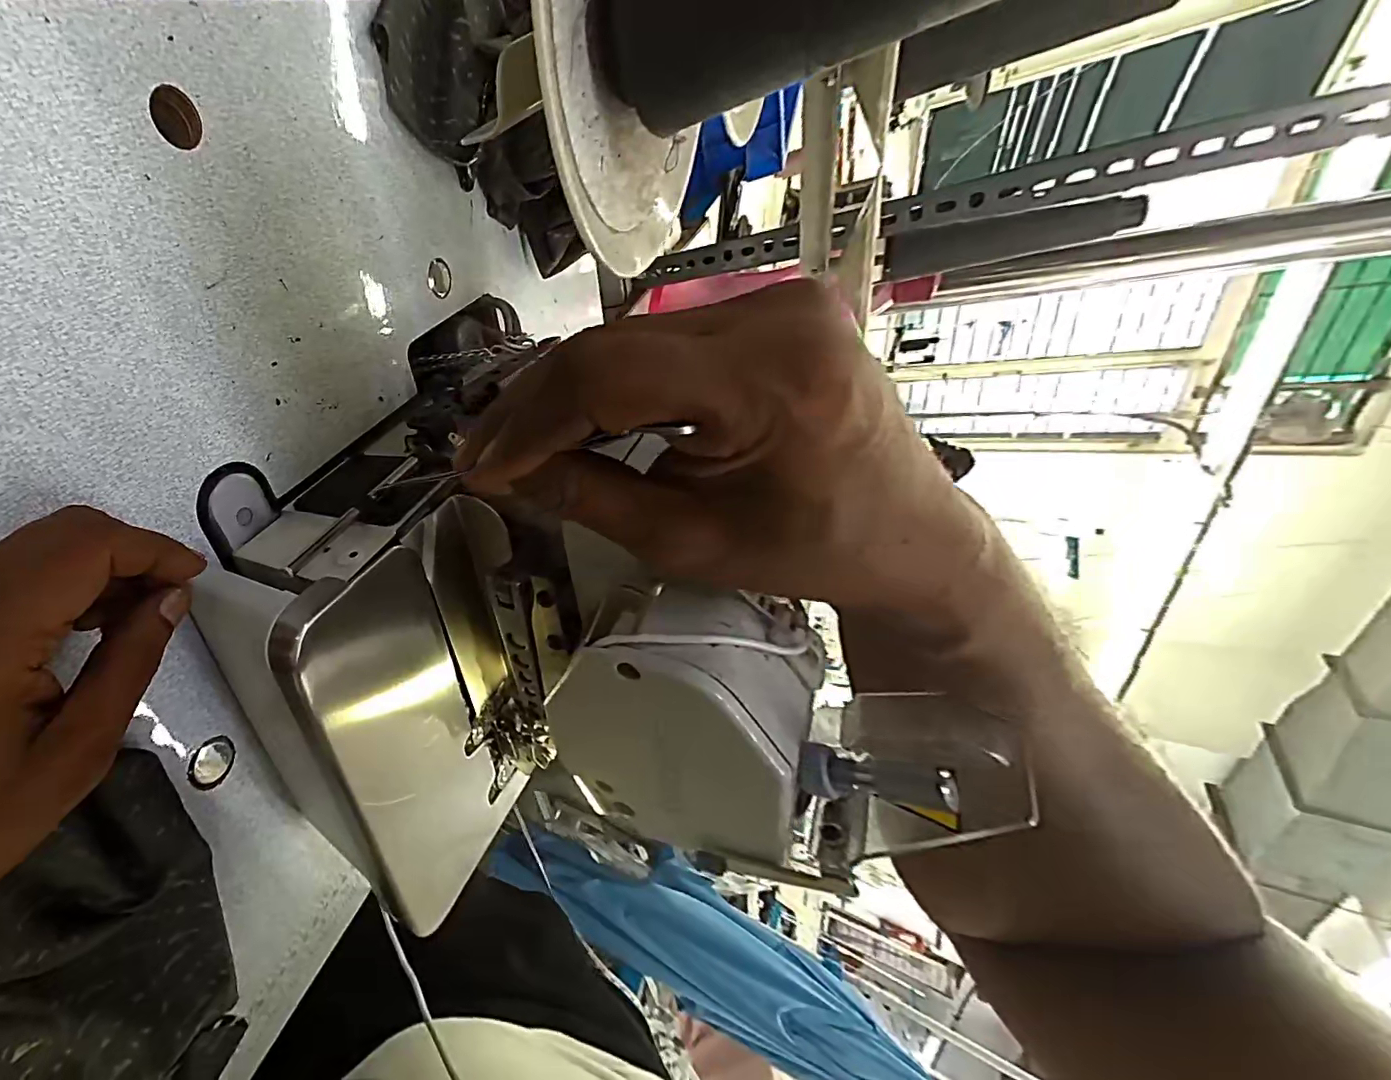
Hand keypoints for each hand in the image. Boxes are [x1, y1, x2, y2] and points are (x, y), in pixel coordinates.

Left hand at [0, 506, 206, 1079]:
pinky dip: (67, 579)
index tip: (197, 579)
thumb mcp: (77, 754)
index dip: (152, 550)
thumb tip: (173, 598)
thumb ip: (130, 662)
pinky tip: (95, 622)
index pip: (85, 548)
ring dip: (102, 563)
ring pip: (40, 543)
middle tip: (175, 596)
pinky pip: (14, 569)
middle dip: (133, 550)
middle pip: (63, 531)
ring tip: (145, 613)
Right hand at [457, 278, 1002, 635]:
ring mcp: (777, 300)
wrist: (908, 531)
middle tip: (482, 453)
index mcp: (771, 378)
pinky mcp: (770, 307)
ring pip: (626, 337)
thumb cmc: (811, 551)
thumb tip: (505, 473)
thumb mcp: (687, 540)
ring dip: (563, 391)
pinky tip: (571, 412)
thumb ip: (587, 498)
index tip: (483, 467)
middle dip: (534, 406)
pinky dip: (608, 379)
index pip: (610, 377)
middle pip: (610, 346)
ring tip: (513, 439)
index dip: (531, 422)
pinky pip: (659, 338)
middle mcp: (775, 314)